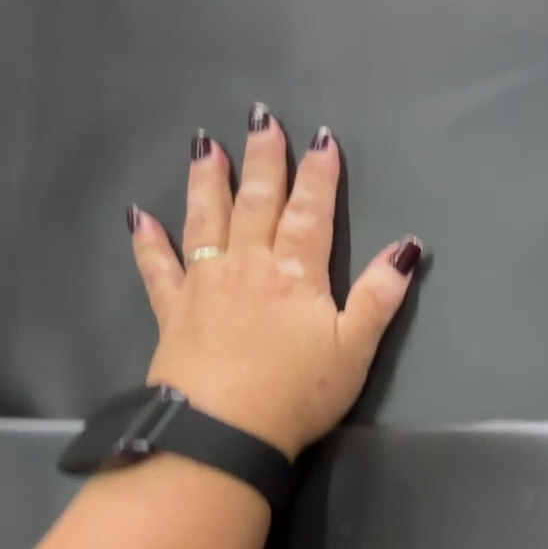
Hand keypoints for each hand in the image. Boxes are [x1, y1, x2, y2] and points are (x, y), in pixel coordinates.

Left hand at [126, 106, 421, 458]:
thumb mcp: (357, 346)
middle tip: (261, 120)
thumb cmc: (301, 389)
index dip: (319, 176)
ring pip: (206, 220)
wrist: (223, 427)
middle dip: (264, 161)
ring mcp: (205, 284)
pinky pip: (158, 265)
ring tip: (206, 147)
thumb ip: (380, 295)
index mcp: (296, 274)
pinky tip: (140, 216)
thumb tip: (407, 248)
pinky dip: (149, 239)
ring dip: (208, 182)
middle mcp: (247, 266)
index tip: (323, 140)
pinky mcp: (174, 308)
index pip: (311, 214)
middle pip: (257, 204)